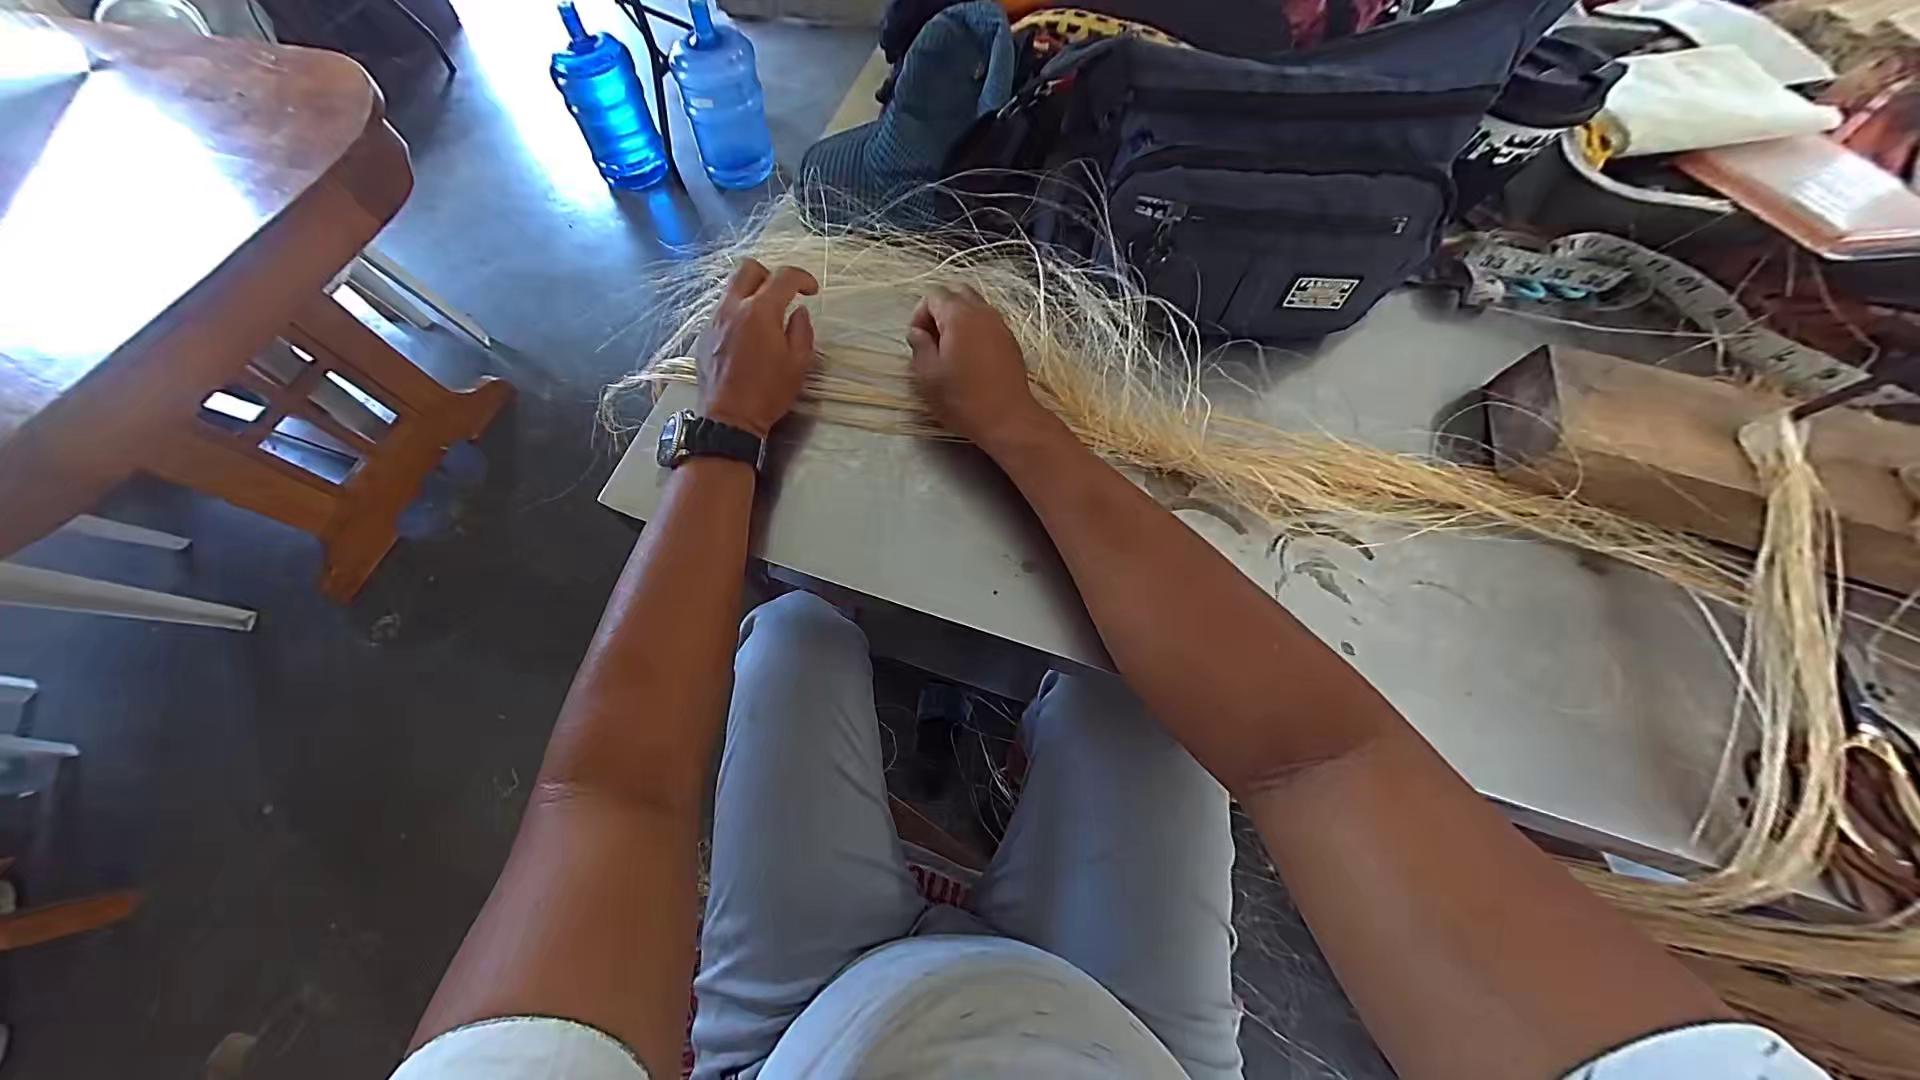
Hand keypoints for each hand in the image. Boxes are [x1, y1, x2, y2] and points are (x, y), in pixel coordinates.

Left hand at [695, 259, 818, 437]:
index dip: (802, 278)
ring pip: (732, 288)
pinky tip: (749, 335)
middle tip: (784, 295)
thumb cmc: (768, 393)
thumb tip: (799, 313)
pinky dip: (739, 312)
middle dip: (770, 275)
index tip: (811, 290)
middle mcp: (733, 308)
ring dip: (752, 294)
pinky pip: (723, 310)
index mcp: (760, 313)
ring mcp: (715, 320)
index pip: (783, 277)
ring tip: (766, 317)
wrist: (730, 417)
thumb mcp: (798, 364)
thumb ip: (802, 331)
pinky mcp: (705, 335)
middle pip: (749, 269)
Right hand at [906, 286, 1052, 453]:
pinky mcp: (1011, 342)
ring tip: (951, 352)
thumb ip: (919, 347)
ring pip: (976, 308)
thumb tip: (917, 333)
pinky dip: (975, 332)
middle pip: (957, 294)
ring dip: (959, 321)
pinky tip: (970, 360)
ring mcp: (1001, 326)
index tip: (917, 341)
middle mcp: (983, 313)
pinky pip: (989, 324)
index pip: (933, 296)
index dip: (919, 315)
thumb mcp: (928, 376)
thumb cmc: (962, 400)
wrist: (1007, 419)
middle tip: (933, 341)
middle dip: (940, 312)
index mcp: (959, 315)